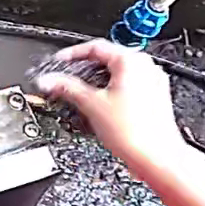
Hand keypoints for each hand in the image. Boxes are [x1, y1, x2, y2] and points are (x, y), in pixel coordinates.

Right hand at [33, 40, 197, 176]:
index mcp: (131, 61)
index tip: (57, 63)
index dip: (71, 54)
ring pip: (117, 73)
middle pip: (106, 59)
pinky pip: (127, 85)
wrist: (157, 158)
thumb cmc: (134, 132)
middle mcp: (146, 67)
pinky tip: (98, 103)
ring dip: (95, 79)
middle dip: (82, 68)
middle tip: (63, 77)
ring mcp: (152, 82)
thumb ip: (66, 88)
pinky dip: (109, 89)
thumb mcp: (90, 104)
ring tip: (78, 91)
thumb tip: (47, 81)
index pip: (95, 47)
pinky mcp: (154, 97)